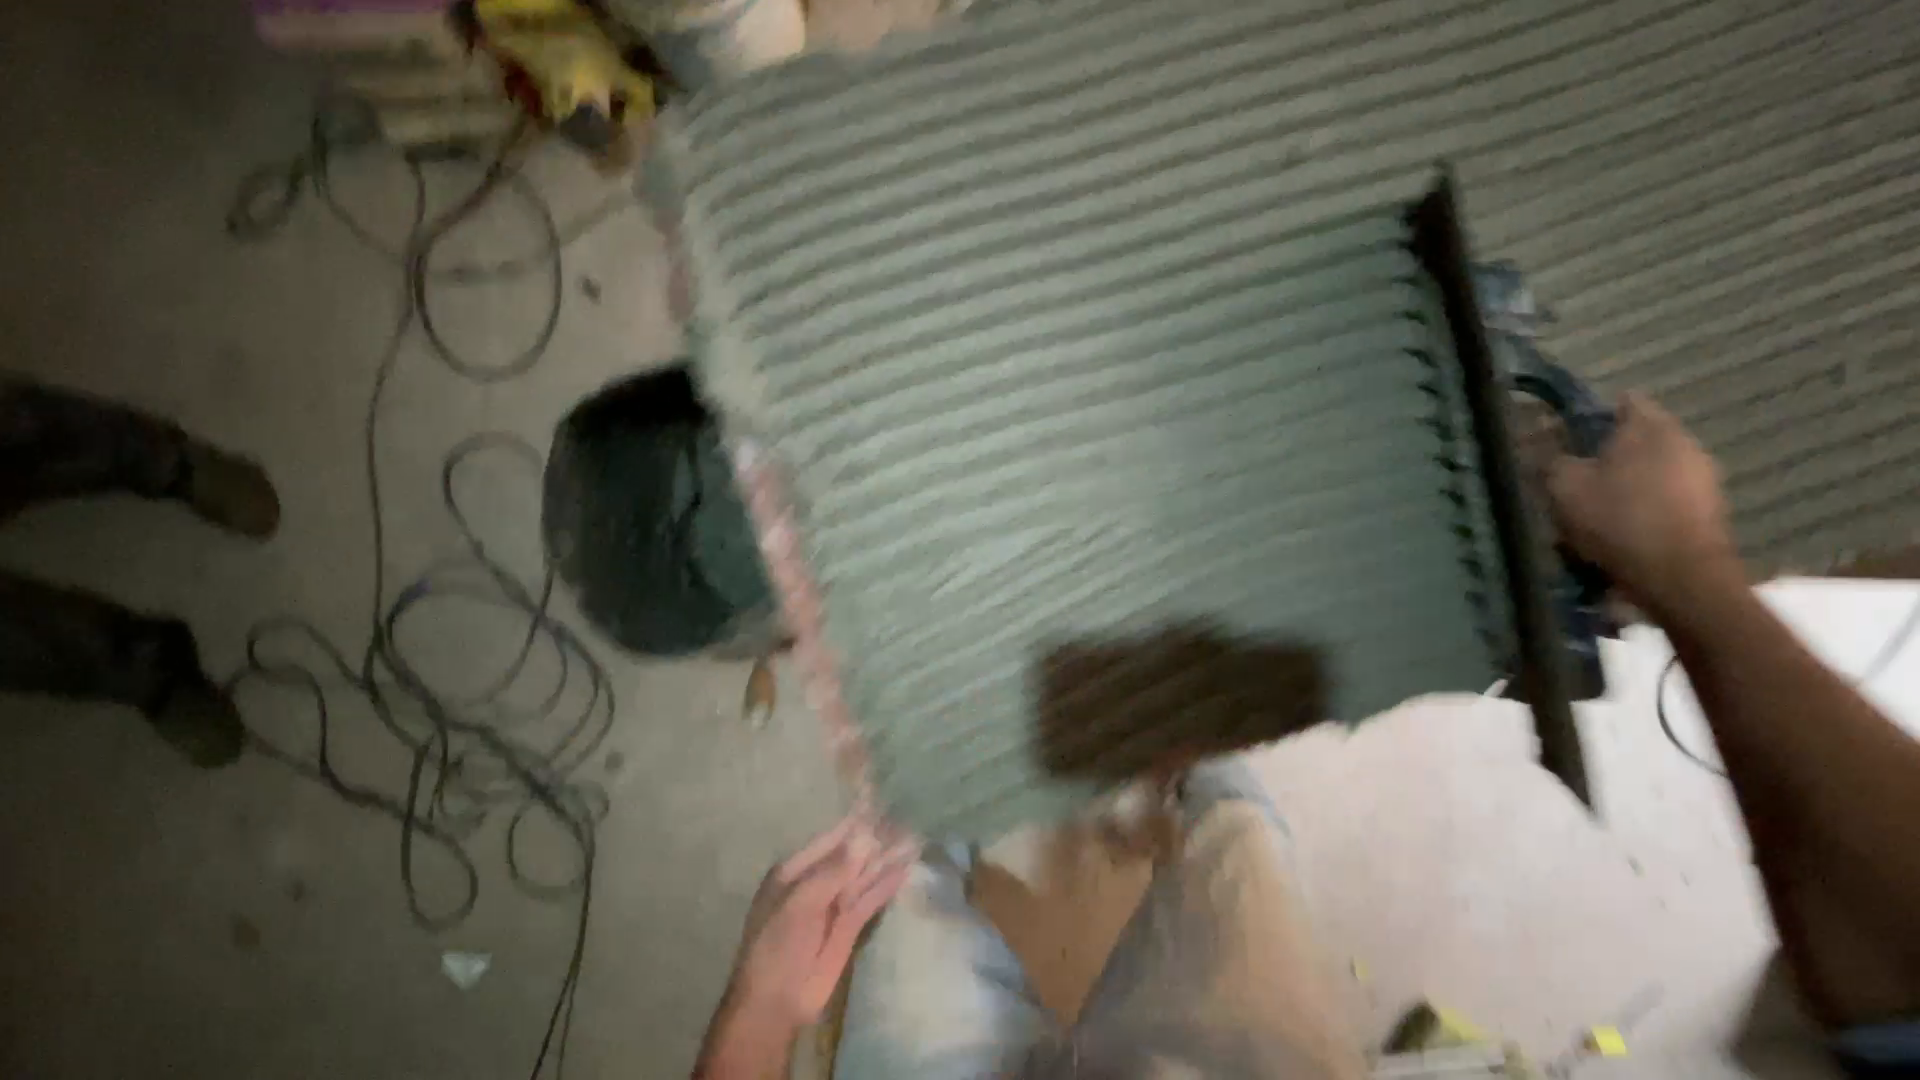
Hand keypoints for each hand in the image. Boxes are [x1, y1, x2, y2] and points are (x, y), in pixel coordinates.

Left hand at [723, 815, 915, 1028]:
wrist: (774, 1003)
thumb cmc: (776, 946)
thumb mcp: (799, 904)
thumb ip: (833, 871)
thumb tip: (865, 837)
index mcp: (794, 871)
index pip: (831, 839)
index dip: (856, 822)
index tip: (881, 802)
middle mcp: (816, 882)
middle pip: (851, 856)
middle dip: (877, 839)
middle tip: (907, 818)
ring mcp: (834, 904)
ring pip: (864, 876)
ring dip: (887, 859)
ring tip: (914, 838)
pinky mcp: (849, 926)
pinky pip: (870, 899)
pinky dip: (886, 885)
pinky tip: (906, 869)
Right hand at [1544, 392, 1744, 615]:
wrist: (1677, 573)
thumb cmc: (1616, 518)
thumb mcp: (1563, 486)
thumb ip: (1552, 458)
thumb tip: (1542, 443)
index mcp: (1649, 427)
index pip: (1624, 402)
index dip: (1594, 414)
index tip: (1569, 435)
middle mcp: (1684, 442)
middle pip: (1641, 437)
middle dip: (1611, 452)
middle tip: (1578, 474)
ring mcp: (1704, 475)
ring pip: (1654, 468)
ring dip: (1630, 481)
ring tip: (1599, 506)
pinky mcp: (1710, 508)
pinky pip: (1668, 496)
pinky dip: (1647, 505)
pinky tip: (1624, 527)